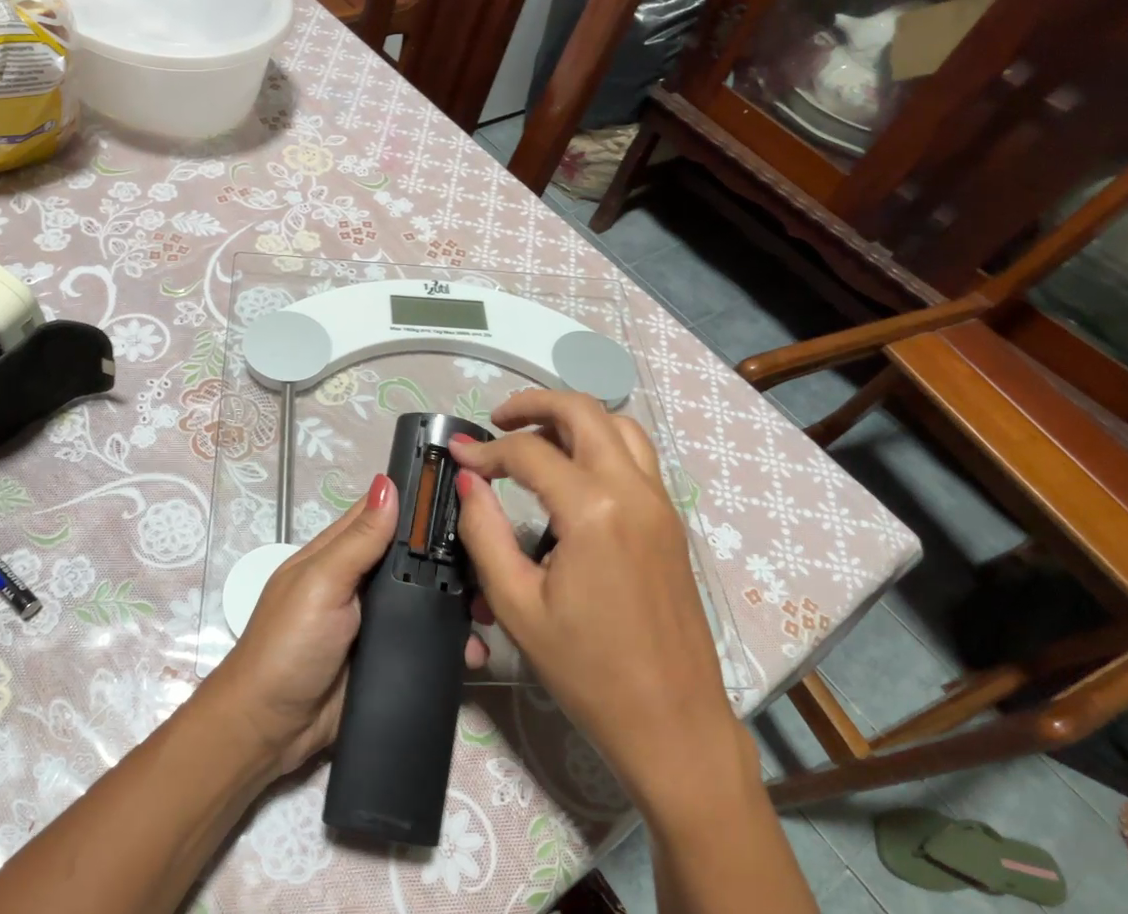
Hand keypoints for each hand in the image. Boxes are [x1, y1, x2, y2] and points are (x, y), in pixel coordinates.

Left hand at [202, 475, 489, 775]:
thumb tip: (386, 482)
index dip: (421, 502)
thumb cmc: (288, 645)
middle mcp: (361, 582)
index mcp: (338, 554)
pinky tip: (477, 652)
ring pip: (428, 602)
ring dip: (459, 604)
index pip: (384, 514)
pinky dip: (453, 646)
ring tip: (490, 611)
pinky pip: (428, 644)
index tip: (471, 493)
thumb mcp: (320, 585)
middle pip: (414, 558)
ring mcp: (377, 623)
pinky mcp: (390, 660)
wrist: (271, 728)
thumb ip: (357, 541)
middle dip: (453, 558)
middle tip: (498, 562)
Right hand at [449, 390, 738, 796]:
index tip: (456, 456)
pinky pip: (638, 458)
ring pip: (620, 427)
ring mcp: (661, 505)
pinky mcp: (670, 523)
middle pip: (584, 413)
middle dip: (534, 405)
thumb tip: (467, 481)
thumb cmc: (587, 671)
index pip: (529, 452)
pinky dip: (602, 444)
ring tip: (533, 440)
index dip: (485, 450)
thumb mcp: (518, 604)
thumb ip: (484, 533)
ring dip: (575, 419)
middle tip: (495, 421)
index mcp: (594, 510)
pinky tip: (572, 476)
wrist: (672, 721)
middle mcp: (635, 491)